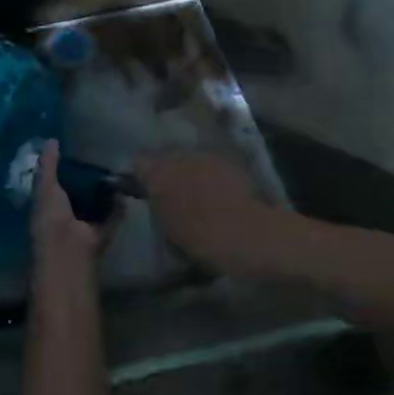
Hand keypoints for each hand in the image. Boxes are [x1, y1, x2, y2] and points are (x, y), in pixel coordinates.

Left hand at [30, 140, 106, 268]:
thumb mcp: (46, 186)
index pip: (54, 184)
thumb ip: (49, 164)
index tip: (77, 152)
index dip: (64, 171)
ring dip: (104, 195)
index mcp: (46, 204)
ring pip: (95, 207)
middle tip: (102, 161)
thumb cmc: (50, 215)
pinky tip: (125, 193)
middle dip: (87, 182)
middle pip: (77, 195)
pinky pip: (111, 219)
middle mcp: (64, 215)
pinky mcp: (100, 235)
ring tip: (116, 174)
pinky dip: (118, 210)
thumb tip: (51, 139)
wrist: (68, 248)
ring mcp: (83, 226)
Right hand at [136, 152, 282, 276]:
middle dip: (165, 172)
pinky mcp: (230, 163)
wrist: (254, 236)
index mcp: (160, 172)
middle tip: (169, 196)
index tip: (144, 191)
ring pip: (188, 160)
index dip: (140, 175)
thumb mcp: (169, 227)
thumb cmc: (204, 237)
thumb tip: (150, 191)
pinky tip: (216, 196)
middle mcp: (181, 156)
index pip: (139, 161)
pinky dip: (208, 176)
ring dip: (188, 173)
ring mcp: (207, 157)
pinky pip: (210, 166)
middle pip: (164, 157)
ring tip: (195, 196)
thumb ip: (156, 203)